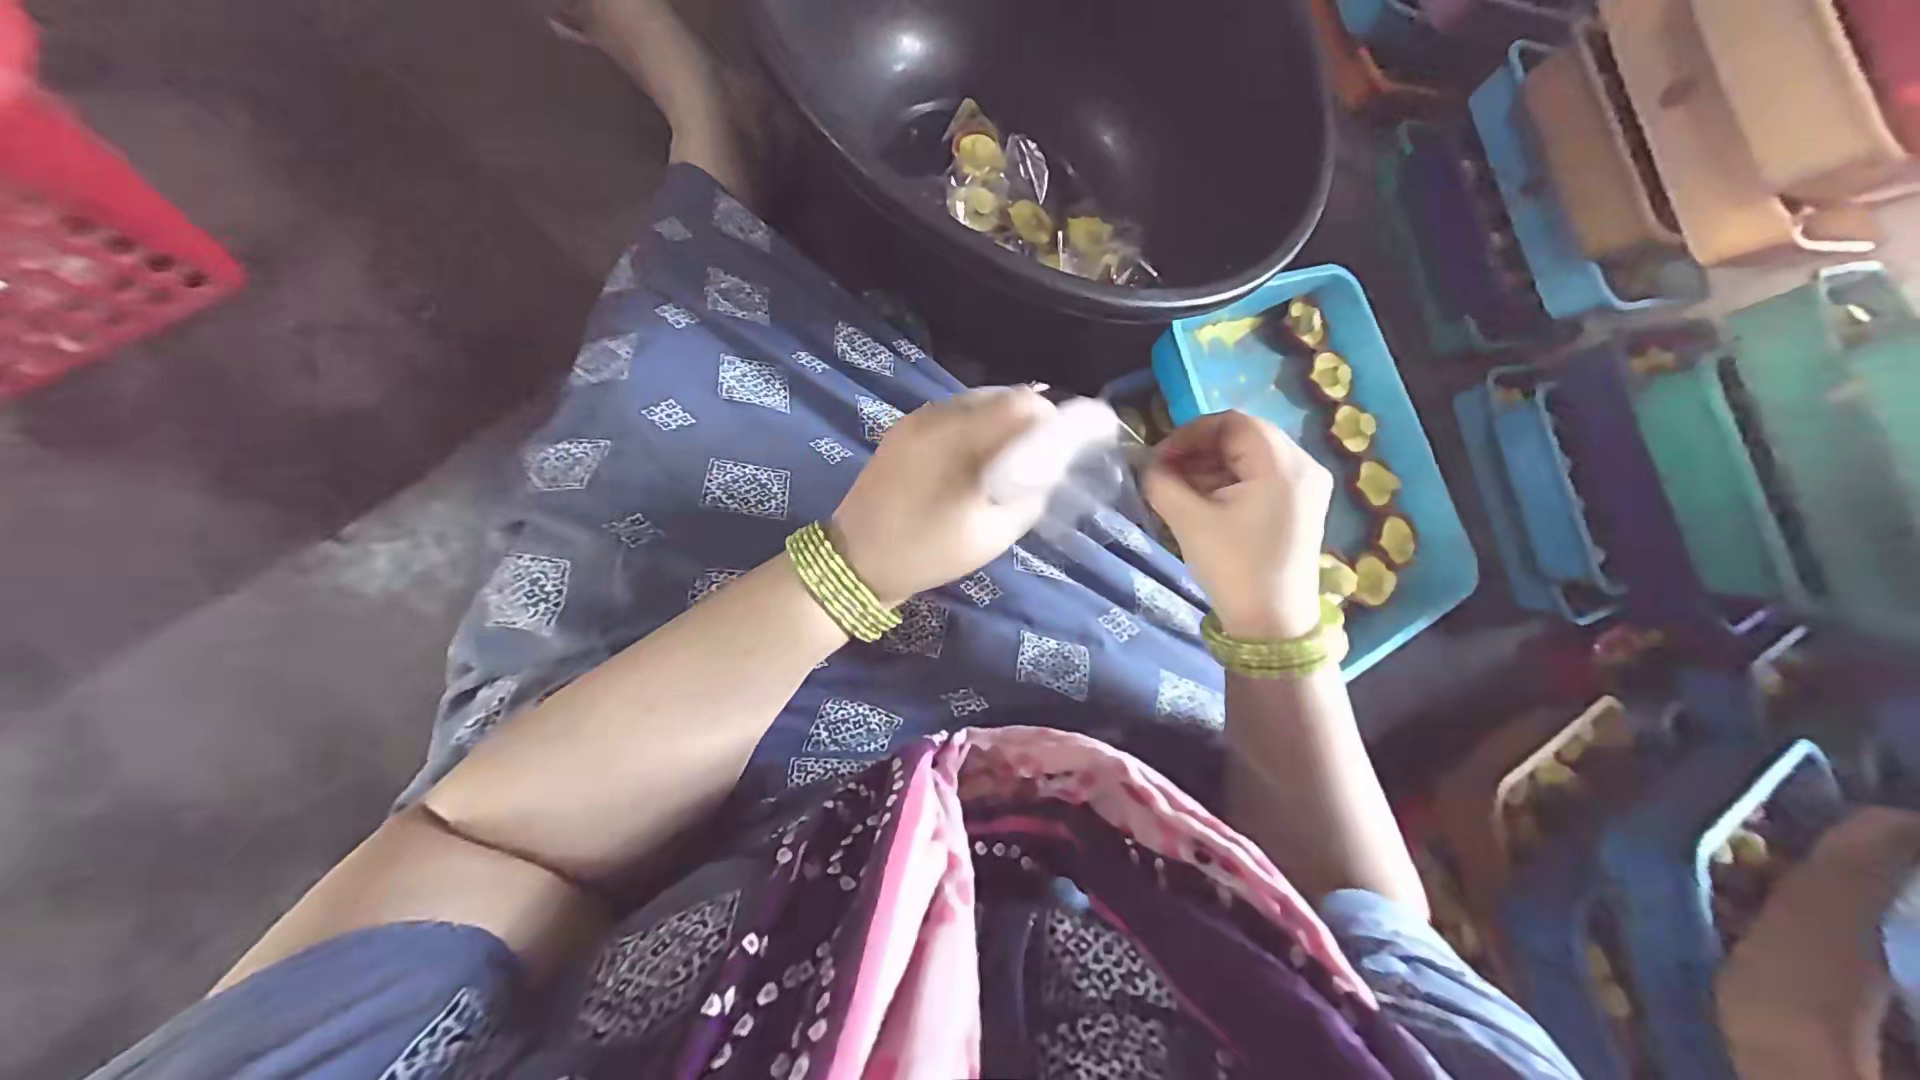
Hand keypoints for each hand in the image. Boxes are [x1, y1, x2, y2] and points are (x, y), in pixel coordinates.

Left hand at [830, 387, 1057, 606]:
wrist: (855, 562)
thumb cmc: (927, 553)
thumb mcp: (992, 534)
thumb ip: (1029, 495)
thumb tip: (1048, 469)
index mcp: (957, 438)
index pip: (1021, 403)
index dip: (1050, 420)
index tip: (1060, 447)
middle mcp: (935, 416)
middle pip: (999, 396)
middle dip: (1026, 421)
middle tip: (1037, 457)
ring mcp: (915, 420)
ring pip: (975, 403)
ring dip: (1000, 423)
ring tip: (1008, 460)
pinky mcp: (903, 430)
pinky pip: (952, 416)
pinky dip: (974, 428)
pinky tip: (976, 459)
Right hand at [1143, 410, 1330, 640]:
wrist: (1272, 624)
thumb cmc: (1233, 567)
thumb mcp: (1188, 520)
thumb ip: (1161, 482)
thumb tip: (1149, 464)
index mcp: (1283, 464)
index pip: (1232, 422)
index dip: (1190, 433)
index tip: (1160, 458)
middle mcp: (1303, 466)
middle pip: (1243, 437)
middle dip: (1198, 451)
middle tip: (1166, 473)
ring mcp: (1306, 487)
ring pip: (1249, 458)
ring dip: (1210, 467)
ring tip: (1179, 491)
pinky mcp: (1299, 507)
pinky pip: (1259, 478)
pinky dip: (1228, 482)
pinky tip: (1203, 503)